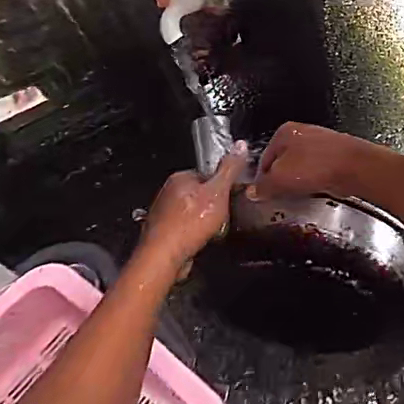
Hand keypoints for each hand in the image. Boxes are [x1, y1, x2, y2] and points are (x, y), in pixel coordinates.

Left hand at [138, 154, 241, 274]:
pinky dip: (195, 233)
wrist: (162, 259)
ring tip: (212, 230)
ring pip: (195, 212)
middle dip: (215, 204)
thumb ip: (230, 168)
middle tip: (223, 214)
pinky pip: (186, 228)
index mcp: (180, 177)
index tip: (231, 195)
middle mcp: (167, 192)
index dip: (224, 185)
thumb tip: (240, 145)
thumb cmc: (189, 223)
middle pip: (203, 193)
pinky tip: (200, 240)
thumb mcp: (219, 191)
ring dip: (206, 221)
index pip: (209, 173)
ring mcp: (163, 213)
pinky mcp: (162, 232)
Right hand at [253, 122, 388, 200]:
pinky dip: (315, 180)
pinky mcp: (334, 155)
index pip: (263, 158)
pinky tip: (316, 188)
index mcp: (284, 132)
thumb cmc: (316, 167)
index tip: (263, 192)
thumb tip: (253, 192)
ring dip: (299, 181)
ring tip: (301, 191)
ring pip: (301, 167)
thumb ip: (262, 186)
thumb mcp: (278, 179)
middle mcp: (303, 132)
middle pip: (282, 162)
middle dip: (281, 179)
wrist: (354, 167)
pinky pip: (317, 171)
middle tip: (282, 193)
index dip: (261, 178)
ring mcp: (321, 142)